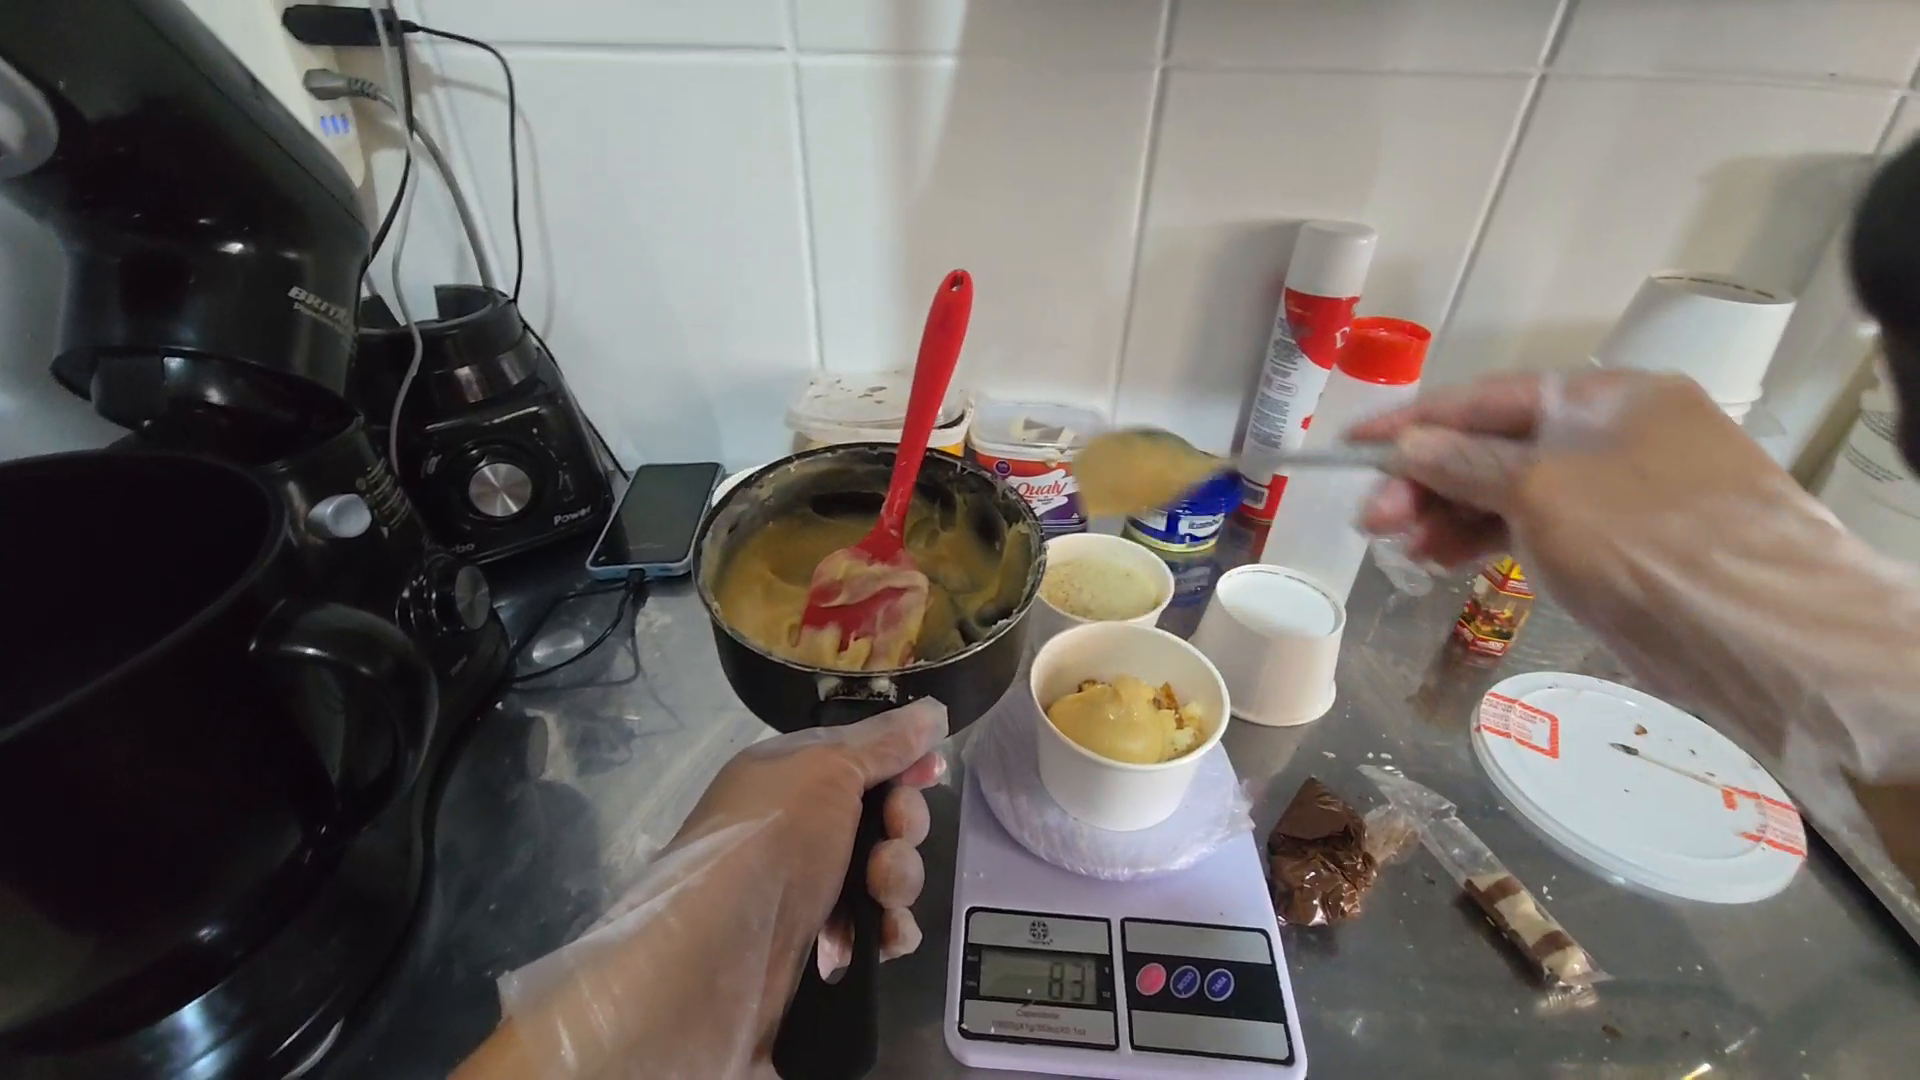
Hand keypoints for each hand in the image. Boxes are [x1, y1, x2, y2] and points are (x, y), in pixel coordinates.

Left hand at [668, 697, 947, 973]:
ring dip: (896, 879)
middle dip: (903, 824)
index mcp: (791, 772)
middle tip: (893, 834)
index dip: (902, 760)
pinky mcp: (817, 941)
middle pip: (882, 812)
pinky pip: (875, 926)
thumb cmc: (773, 837)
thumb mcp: (828, 769)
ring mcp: (808, 884)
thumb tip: (933, 710)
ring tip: (879, 895)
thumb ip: (885, 741)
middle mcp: (799, 823)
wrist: (716, 957)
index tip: (933, 771)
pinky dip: (887, 929)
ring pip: (885, 869)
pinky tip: (885, 937)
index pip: (861, 754)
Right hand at [1345, 368, 1858, 753]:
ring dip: (1442, 515)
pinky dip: (1476, 539)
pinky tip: (1439, 558)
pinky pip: (1520, 526)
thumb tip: (1404, 447)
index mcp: (1604, 398)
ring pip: (1498, 491)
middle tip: (1372, 520)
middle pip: (1486, 448)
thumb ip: (1461, 463)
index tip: (1351, 446)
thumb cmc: (1642, 538)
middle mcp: (1605, 435)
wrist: (1756, 635)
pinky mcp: (1602, 540)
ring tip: (1402, 546)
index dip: (1411, 422)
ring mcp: (1605, 490)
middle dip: (1422, 481)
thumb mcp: (1539, 488)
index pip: (1483, 400)